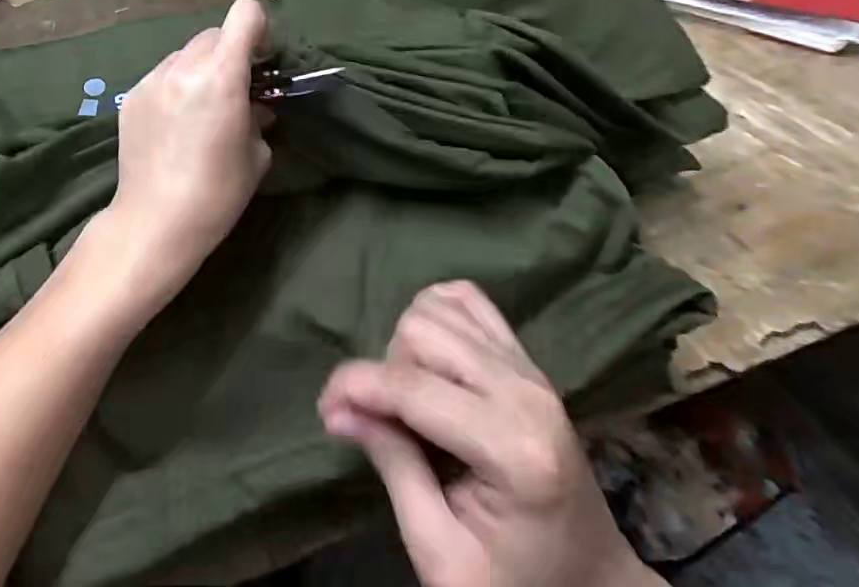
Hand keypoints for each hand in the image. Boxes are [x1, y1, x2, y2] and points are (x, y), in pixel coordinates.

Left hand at [66, 0, 272, 322]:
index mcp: (220, 75)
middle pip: (213, 34)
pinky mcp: (130, 97)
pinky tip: (173, 124)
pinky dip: (175, 86)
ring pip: (183, 54)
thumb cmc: (217, 192)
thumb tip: (254, 106)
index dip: (259, 30)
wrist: (155, 220)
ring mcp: (150, 80)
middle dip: (230, 53)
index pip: (244, 14)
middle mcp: (181, 67)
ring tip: (201, 110)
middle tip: (235, 90)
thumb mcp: (256, 154)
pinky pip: (161, 76)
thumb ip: (258, 117)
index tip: (261, 61)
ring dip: (199, 68)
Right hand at [318, 282, 658, 586]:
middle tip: (385, 421)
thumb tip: (335, 409)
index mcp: (514, 450)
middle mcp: (528, 393)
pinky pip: (465, 299)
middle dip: (385, 371)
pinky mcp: (528, 361)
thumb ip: (391, 465)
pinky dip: (435, 315)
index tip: (326, 414)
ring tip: (413, 399)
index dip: (352, 389)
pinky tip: (432, 360)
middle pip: (419, 329)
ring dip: (408, 348)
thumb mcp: (441, 551)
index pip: (408, 386)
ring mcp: (532, 370)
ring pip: (435, 307)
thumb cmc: (514, 581)